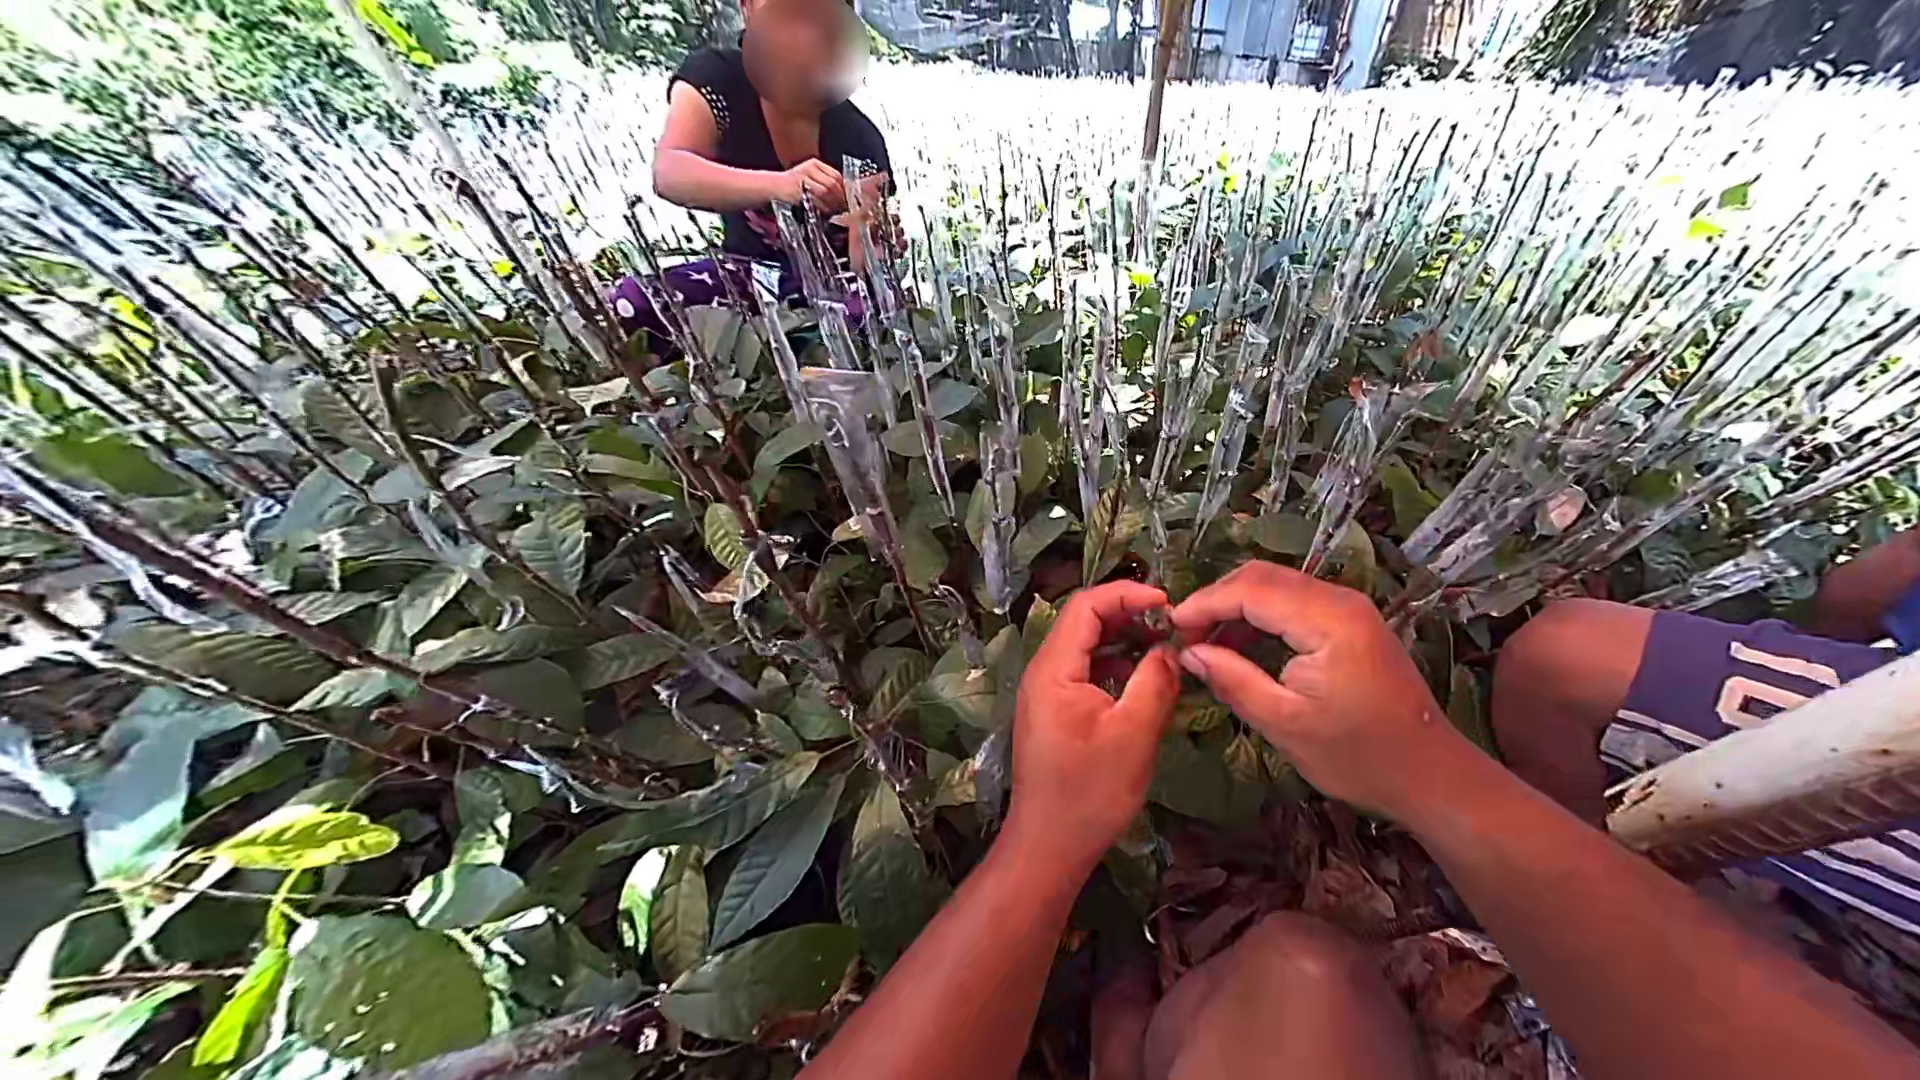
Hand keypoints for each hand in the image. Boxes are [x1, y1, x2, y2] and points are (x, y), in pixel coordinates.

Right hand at [771, 159, 847, 213]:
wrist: (775, 186)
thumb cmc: (794, 186)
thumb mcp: (811, 179)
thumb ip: (825, 183)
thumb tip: (843, 197)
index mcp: (815, 164)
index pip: (836, 175)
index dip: (843, 189)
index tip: (846, 199)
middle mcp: (810, 168)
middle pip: (832, 183)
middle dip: (840, 198)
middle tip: (843, 208)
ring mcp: (804, 177)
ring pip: (826, 191)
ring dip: (832, 204)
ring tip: (834, 211)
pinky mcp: (799, 188)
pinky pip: (816, 199)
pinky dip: (823, 207)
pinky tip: (825, 212)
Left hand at [1005, 581, 1179, 871]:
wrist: (1049, 843)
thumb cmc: (1089, 792)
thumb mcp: (1133, 734)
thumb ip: (1155, 682)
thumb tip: (1171, 647)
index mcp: (1053, 668)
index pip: (1086, 606)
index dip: (1127, 594)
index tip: (1168, 603)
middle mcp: (1044, 671)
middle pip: (1083, 621)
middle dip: (1128, 613)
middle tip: (1171, 623)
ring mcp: (1046, 690)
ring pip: (1086, 645)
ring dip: (1123, 639)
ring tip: (1163, 645)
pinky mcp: (1055, 708)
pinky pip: (1085, 670)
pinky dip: (1115, 664)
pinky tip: (1142, 676)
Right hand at [1169, 561, 1474, 820]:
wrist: (1433, 777)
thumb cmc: (1358, 757)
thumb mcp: (1284, 724)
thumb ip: (1232, 680)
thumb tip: (1187, 652)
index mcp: (1329, 622)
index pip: (1250, 590)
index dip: (1204, 604)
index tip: (1170, 627)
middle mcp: (1340, 601)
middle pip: (1260, 577)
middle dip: (1214, 600)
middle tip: (1183, 634)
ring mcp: (1348, 607)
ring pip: (1272, 584)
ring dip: (1232, 605)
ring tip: (1202, 640)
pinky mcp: (1348, 620)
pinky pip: (1289, 601)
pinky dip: (1255, 614)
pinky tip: (1236, 643)